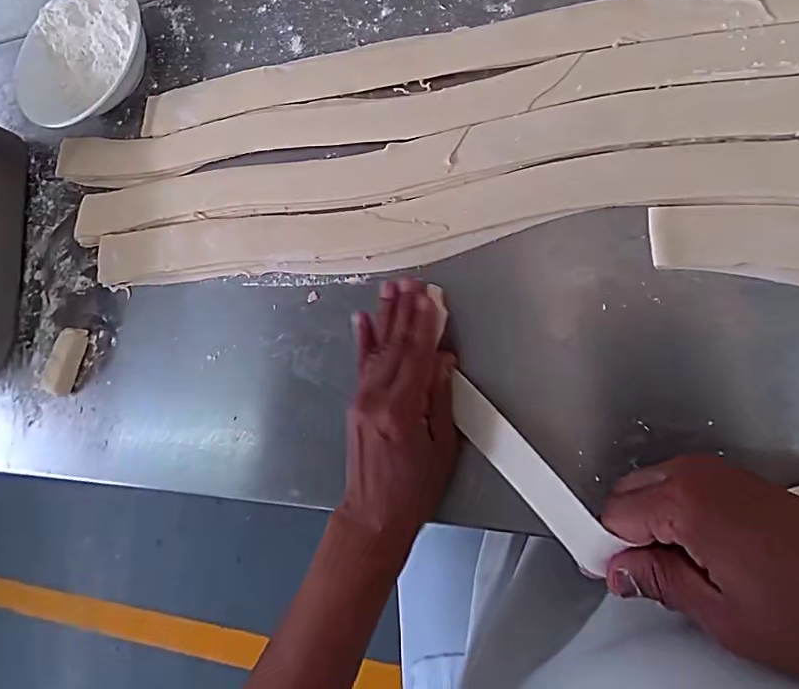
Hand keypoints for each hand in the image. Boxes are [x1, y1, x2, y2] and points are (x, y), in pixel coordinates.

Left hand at [336, 278, 458, 544]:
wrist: (372, 516)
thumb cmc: (412, 489)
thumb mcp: (442, 446)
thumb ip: (440, 397)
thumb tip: (443, 360)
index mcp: (401, 411)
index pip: (417, 356)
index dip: (425, 324)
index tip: (430, 298)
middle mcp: (376, 399)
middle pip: (396, 345)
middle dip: (405, 310)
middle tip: (411, 282)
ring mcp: (362, 399)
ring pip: (378, 349)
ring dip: (386, 316)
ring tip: (391, 289)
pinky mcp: (355, 403)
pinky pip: (361, 364)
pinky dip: (363, 339)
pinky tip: (364, 319)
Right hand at [600, 455, 798, 688]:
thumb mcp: (722, 616)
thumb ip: (659, 581)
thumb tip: (622, 569)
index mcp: (685, 500)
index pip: (611, 511)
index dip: (603, 545)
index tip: (604, 570)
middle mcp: (700, 473)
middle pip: (630, 492)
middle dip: (629, 533)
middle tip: (648, 583)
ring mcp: (724, 472)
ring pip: (658, 489)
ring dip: (657, 525)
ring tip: (692, 577)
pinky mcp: (745, 480)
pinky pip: (689, 488)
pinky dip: (683, 517)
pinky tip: (714, 559)